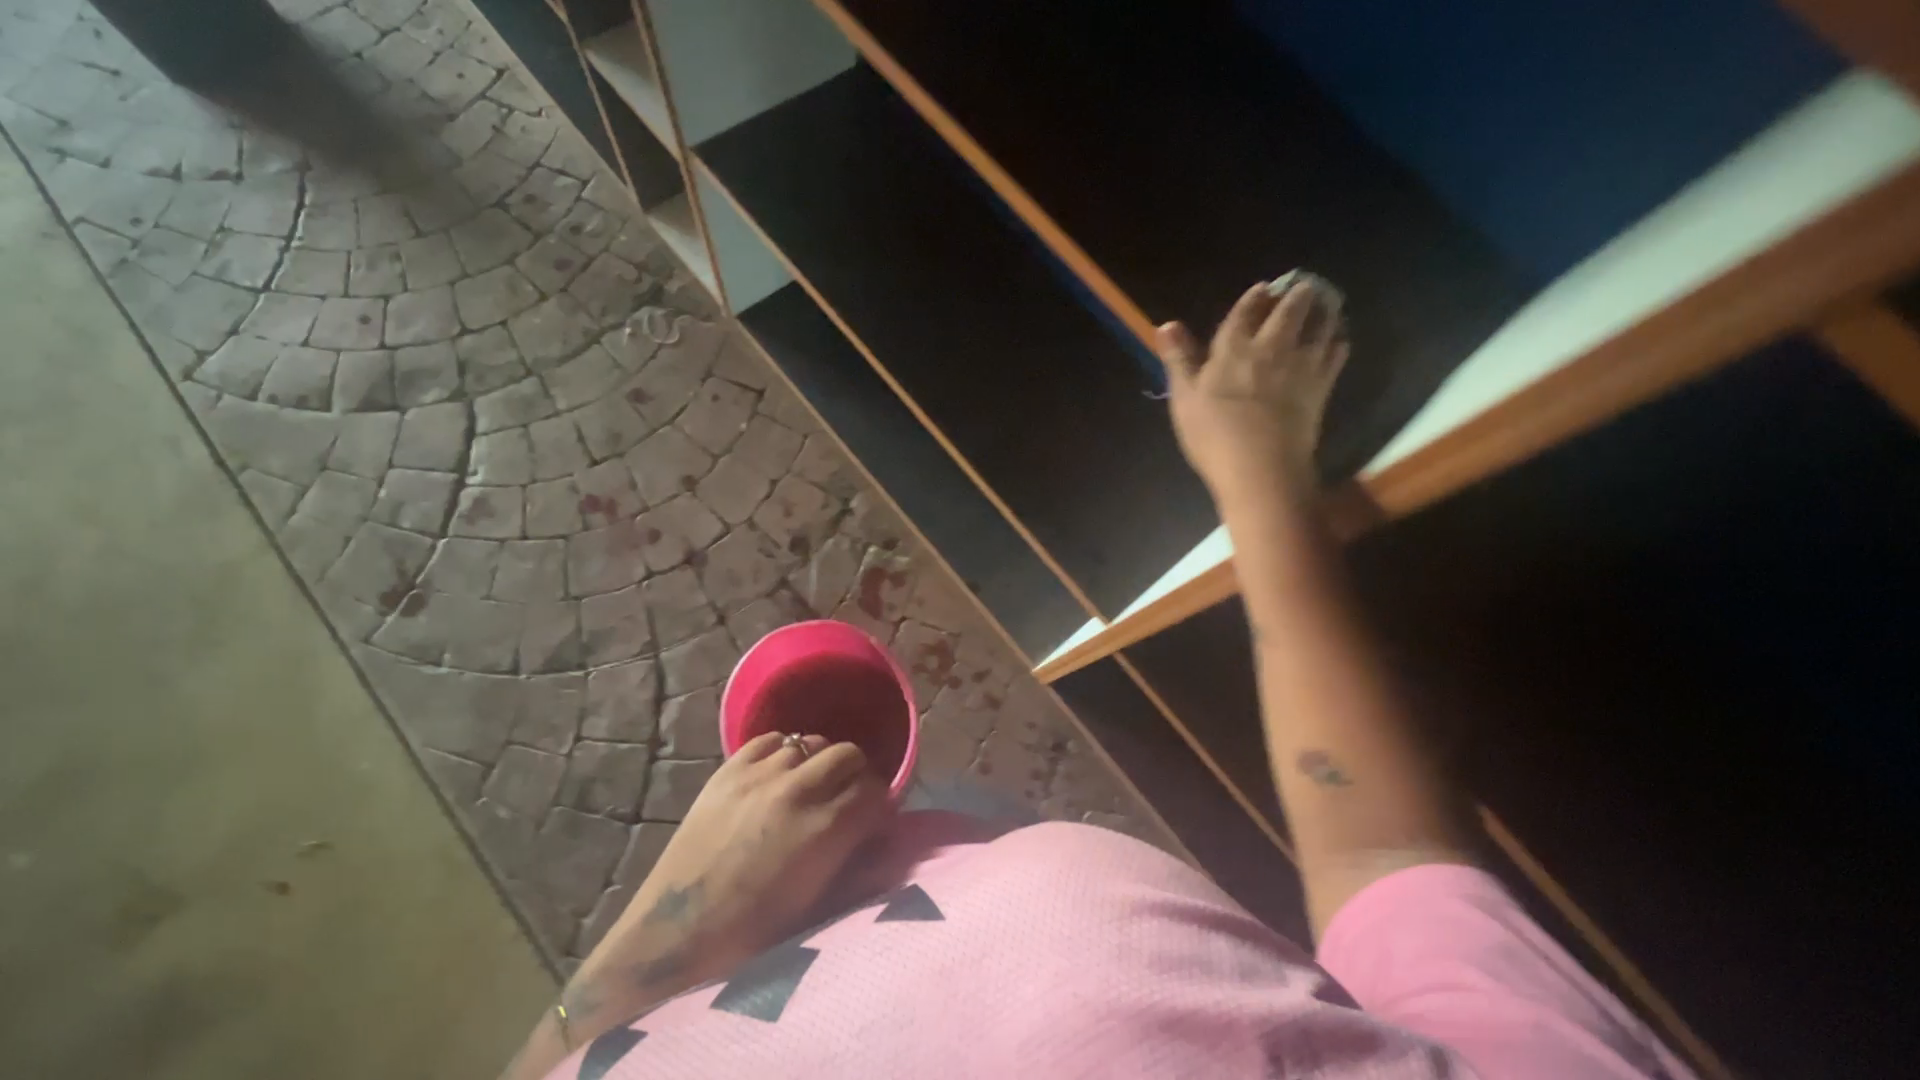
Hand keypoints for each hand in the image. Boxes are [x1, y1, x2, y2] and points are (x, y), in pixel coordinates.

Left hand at [592, 733, 892, 986]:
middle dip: (856, 774)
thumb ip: (861, 866)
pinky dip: (784, 752)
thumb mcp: (820, 906)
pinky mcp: (727, 772)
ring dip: (820, 761)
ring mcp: (759, 776)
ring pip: (811, 741)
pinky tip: (779, 774)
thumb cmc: (755, 935)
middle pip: (848, 754)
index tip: (874, 817)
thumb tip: (889, 840)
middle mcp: (798, 790)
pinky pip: (770, 740)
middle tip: (848, 798)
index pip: (875, 789)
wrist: (679, 936)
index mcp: (827, 829)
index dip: (880, 803)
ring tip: (812, 785)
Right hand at [1155, 272, 1348, 498]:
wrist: (1261, 468)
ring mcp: (1301, 366)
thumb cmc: (1214, 434)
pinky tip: (1338, 340)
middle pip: (1289, 311)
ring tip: (1328, 302)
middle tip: (1305, 285)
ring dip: (1325, 310)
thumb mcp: (1184, 397)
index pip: (1245, 312)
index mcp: (1234, 347)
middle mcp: (1271, 347)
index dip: (1255, 297)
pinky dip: (1337, 342)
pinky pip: (1335, 355)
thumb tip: (1167, 324)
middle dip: (1297, 295)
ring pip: (1320, 327)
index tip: (1264, 287)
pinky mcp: (1321, 387)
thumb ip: (1179, 358)